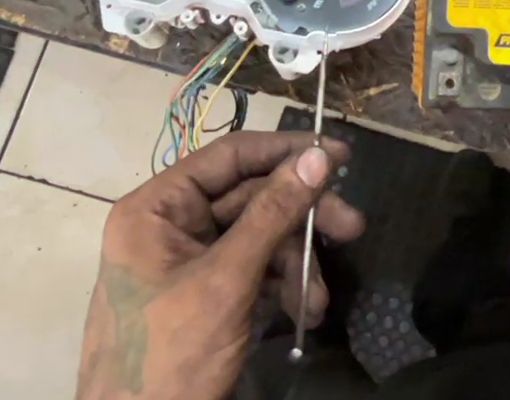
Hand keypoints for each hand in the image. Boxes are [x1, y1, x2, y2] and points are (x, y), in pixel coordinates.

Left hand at [77, 131, 364, 399]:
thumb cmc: (168, 357)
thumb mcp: (226, 282)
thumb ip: (274, 213)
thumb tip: (319, 156)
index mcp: (158, 208)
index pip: (231, 156)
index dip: (287, 151)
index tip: (340, 155)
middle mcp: (172, 224)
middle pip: (253, 197)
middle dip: (301, 219)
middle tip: (351, 227)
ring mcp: (190, 261)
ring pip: (261, 236)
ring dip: (297, 264)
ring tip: (318, 299)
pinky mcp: (207, 294)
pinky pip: (255, 270)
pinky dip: (283, 287)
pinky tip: (305, 312)